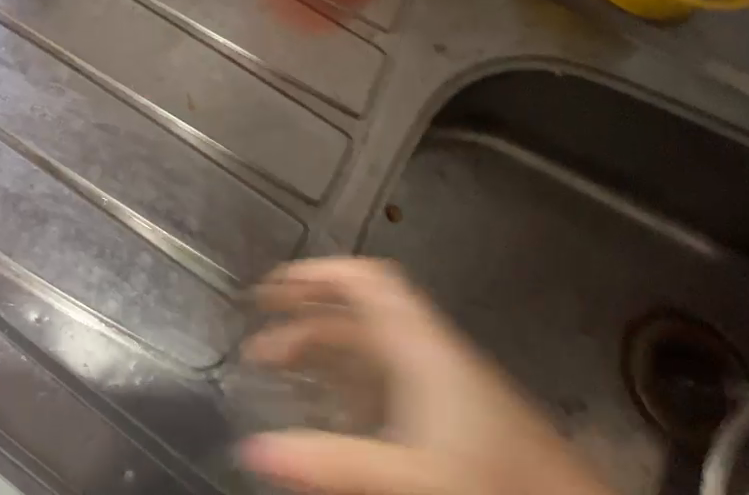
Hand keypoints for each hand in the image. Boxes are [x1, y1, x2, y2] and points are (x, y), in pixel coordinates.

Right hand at [237, 259, 611, 494]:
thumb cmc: (494, 482)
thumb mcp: (408, 476)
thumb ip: (330, 463)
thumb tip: (253, 451)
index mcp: (420, 348)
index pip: (366, 282)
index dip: (319, 274)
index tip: (276, 286)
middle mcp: (427, 353)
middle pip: (358, 314)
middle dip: (306, 318)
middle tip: (260, 338)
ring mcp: (442, 381)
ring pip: (370, 346)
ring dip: (323, 350)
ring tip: (279, 369)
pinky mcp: (452, 411)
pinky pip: (385, 377)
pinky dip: (347, 380)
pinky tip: (327, 410)